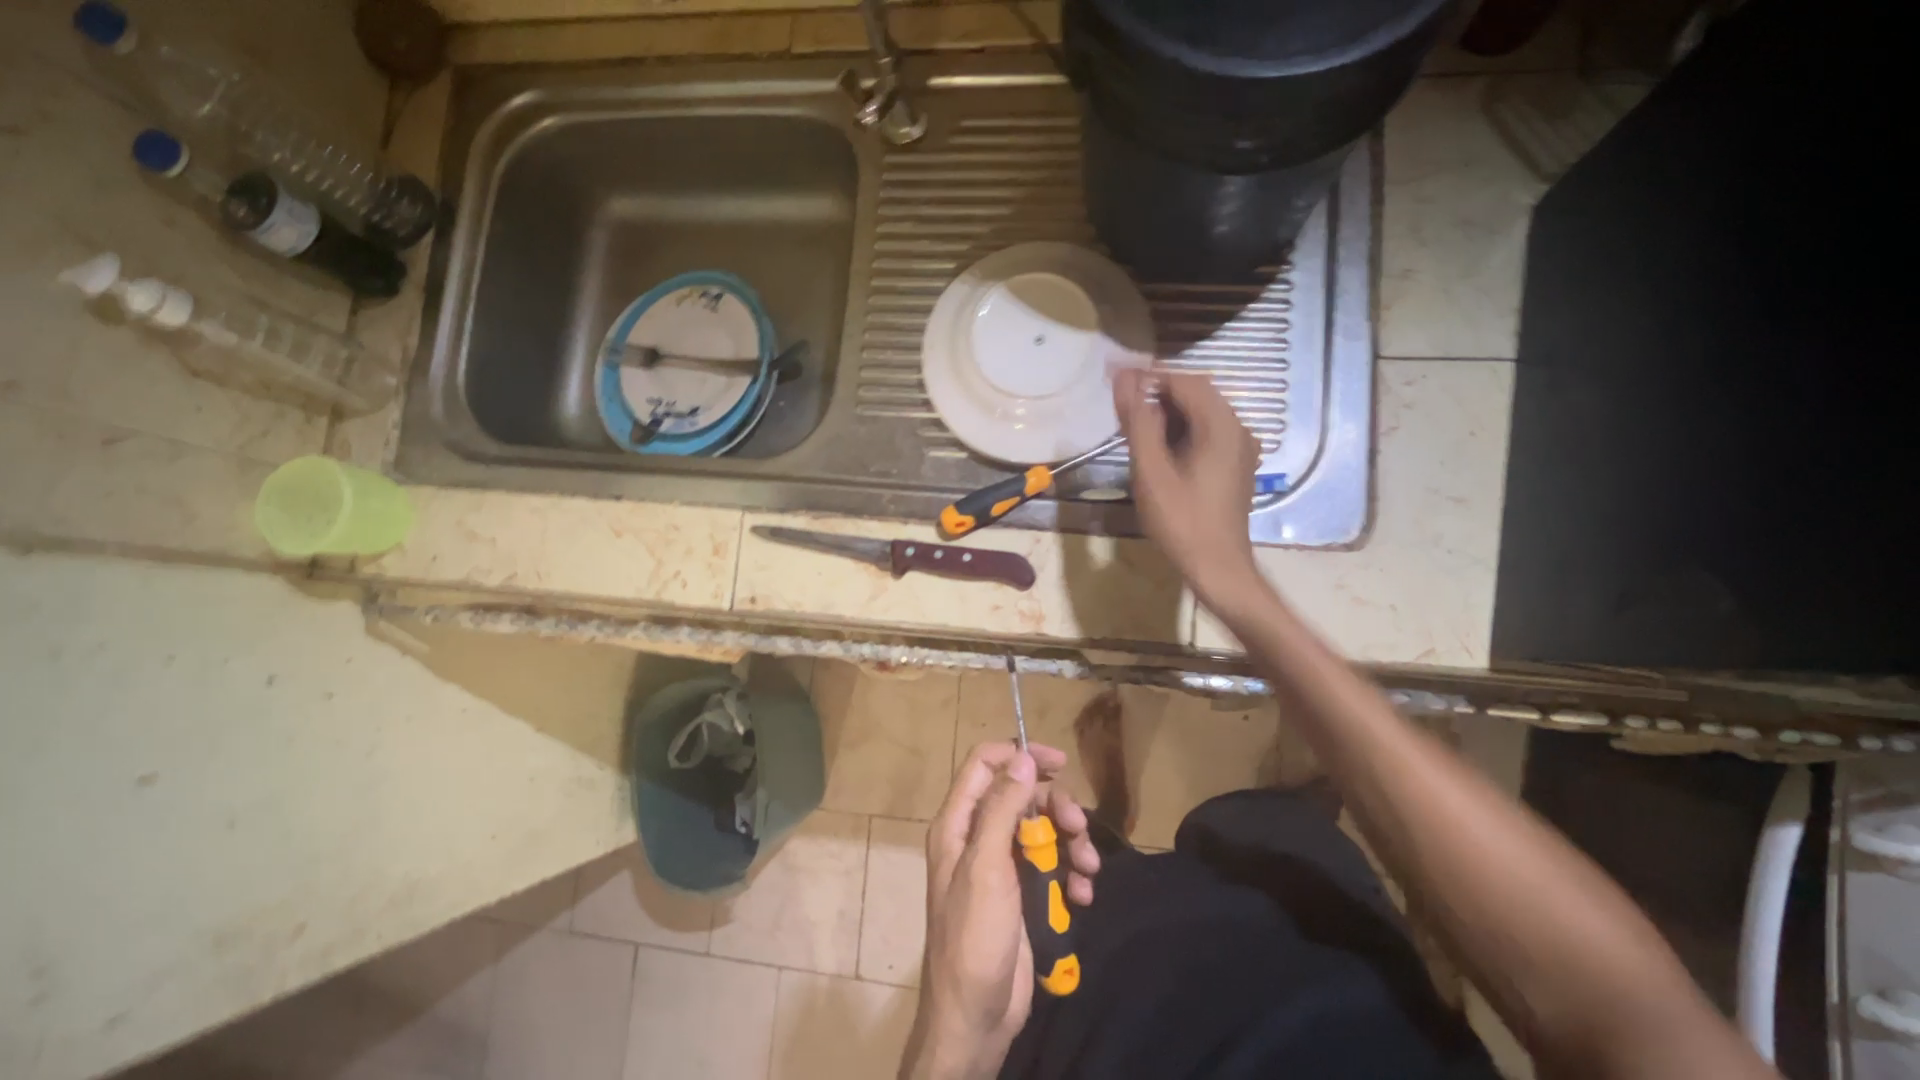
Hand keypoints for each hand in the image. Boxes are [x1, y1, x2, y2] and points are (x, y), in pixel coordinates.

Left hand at [903, 742, 1099, 1079]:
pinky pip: (1053, 867)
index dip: (1019, 755)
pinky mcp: (1024, 894)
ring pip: (1044, 831)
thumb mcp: (987, 867)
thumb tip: (1022, 758)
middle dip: (1056, 808)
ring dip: (1071, 844)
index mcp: (958, 825)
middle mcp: (978, 838)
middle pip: (1022, 796)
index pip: (984, 766)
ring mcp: (1002, 867)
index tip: (1058, 763)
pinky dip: (1071, 875)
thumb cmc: (973, 937)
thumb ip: (1002, 809)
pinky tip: (1082, 896)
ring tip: (1087, 872)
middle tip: (1078, 828)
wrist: (977, 1013)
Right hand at [1113, 368, 1263, 606]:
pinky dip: (1182, 431)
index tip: (1115, 382)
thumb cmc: (1181, 521)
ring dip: (1168, 413)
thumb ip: (1138, 421)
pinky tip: (1159, 450)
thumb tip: (1124, 378)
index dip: (1148, 376)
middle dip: (1157, 393)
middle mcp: (1238, 428)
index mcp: (1221, 425)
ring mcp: (1241, 447)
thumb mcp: (1151, 471)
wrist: (1218, 567)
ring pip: (1202, 413)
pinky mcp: (1237, 464)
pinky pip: (1208, 433)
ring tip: (1135, 429)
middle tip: (1121, 408)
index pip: (1183, 381)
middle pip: (1196, 393)